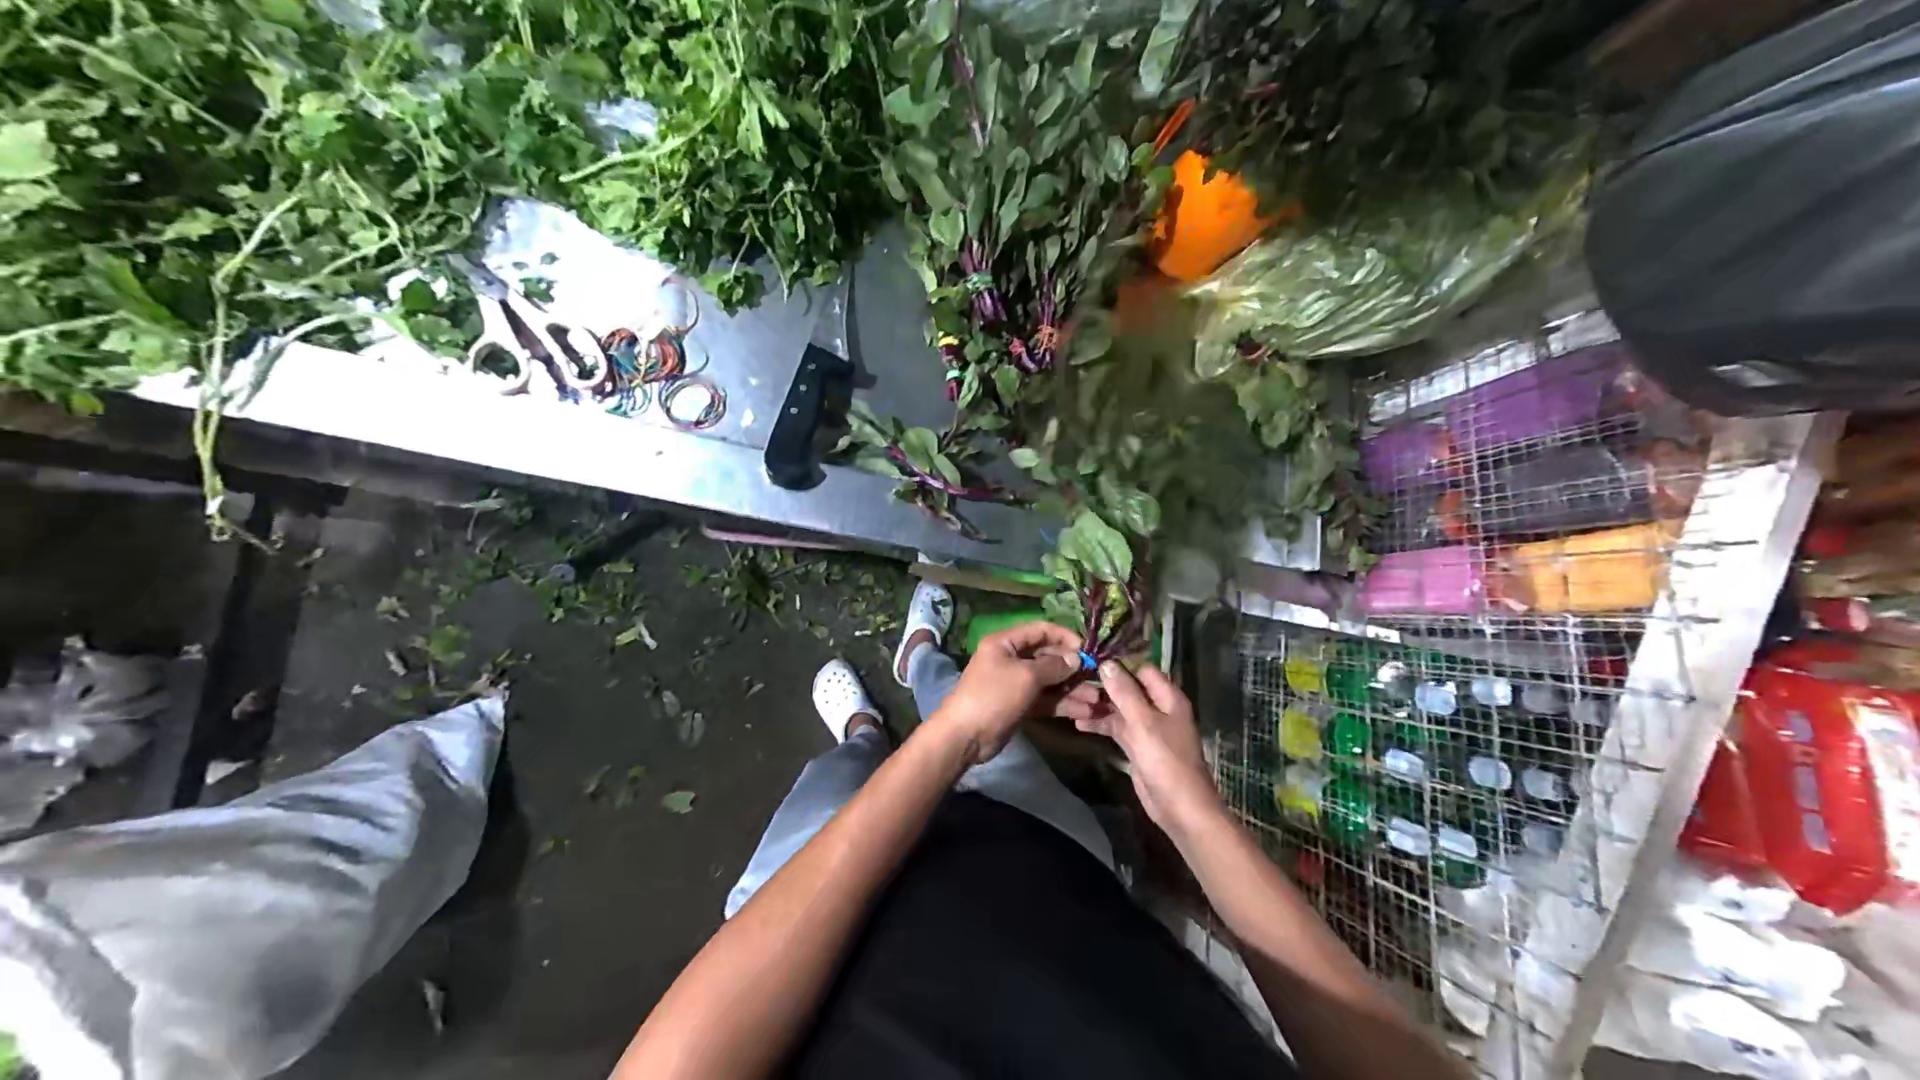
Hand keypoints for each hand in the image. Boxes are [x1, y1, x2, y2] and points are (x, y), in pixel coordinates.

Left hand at [928, 621, 1082, 765]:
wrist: (966, 735)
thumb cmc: (993, 696)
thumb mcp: (1026, 676)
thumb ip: (1053, 666)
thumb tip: (1076, 659)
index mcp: (1005, 642)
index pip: (1040, 630)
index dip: (1064, 637)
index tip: (1088, 649)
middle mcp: (1011, 659)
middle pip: (1047, 656)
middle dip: (1072, 667)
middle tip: (1097, 677)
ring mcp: (1015, 683)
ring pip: (1049, 681)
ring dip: (1071, 689)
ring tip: (1095, 699)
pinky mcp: (1019, 705)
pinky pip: (1045, 699)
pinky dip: (1062, 704)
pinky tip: (1084, 712)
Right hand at [1077, 661, 1220, 831]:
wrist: (1179, 806)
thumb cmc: (1165, 759)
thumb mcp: (1142, 721)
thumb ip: (1124, 692)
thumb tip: (1106, 663)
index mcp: (1168, 697)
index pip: (1142, 669)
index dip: (1119, 664)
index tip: (1091, 660)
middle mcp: (1159, 708)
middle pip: (1129, 688)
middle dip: (1104, 685)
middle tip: (1075, 680)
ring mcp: (1148, 728)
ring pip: (1120, 709)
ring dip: (1099, 706)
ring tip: (1072, 701)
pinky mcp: (1137, 746)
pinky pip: (1117, 728)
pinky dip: (1100, 725)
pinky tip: (1079, 723)